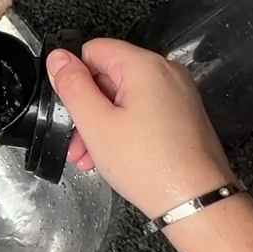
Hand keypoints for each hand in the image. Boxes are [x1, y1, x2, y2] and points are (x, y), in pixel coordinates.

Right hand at [46, 39, 234, 219]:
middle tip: (76, 140)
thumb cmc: (149, 165)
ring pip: (123, 96)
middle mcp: (166, 73)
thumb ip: (72, 85)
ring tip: (89, 156)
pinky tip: (110, 155)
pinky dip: (122, 128)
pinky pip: (141, 111)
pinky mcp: (181, 114)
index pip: (94, 49)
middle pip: (108, 75)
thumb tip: (58, 57)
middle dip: (86, 107)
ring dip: (100, 122)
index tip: (67, 105)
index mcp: (145, 66)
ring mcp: (177, 94)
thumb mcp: (95, 123)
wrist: (195, 202)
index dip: (73, 76)